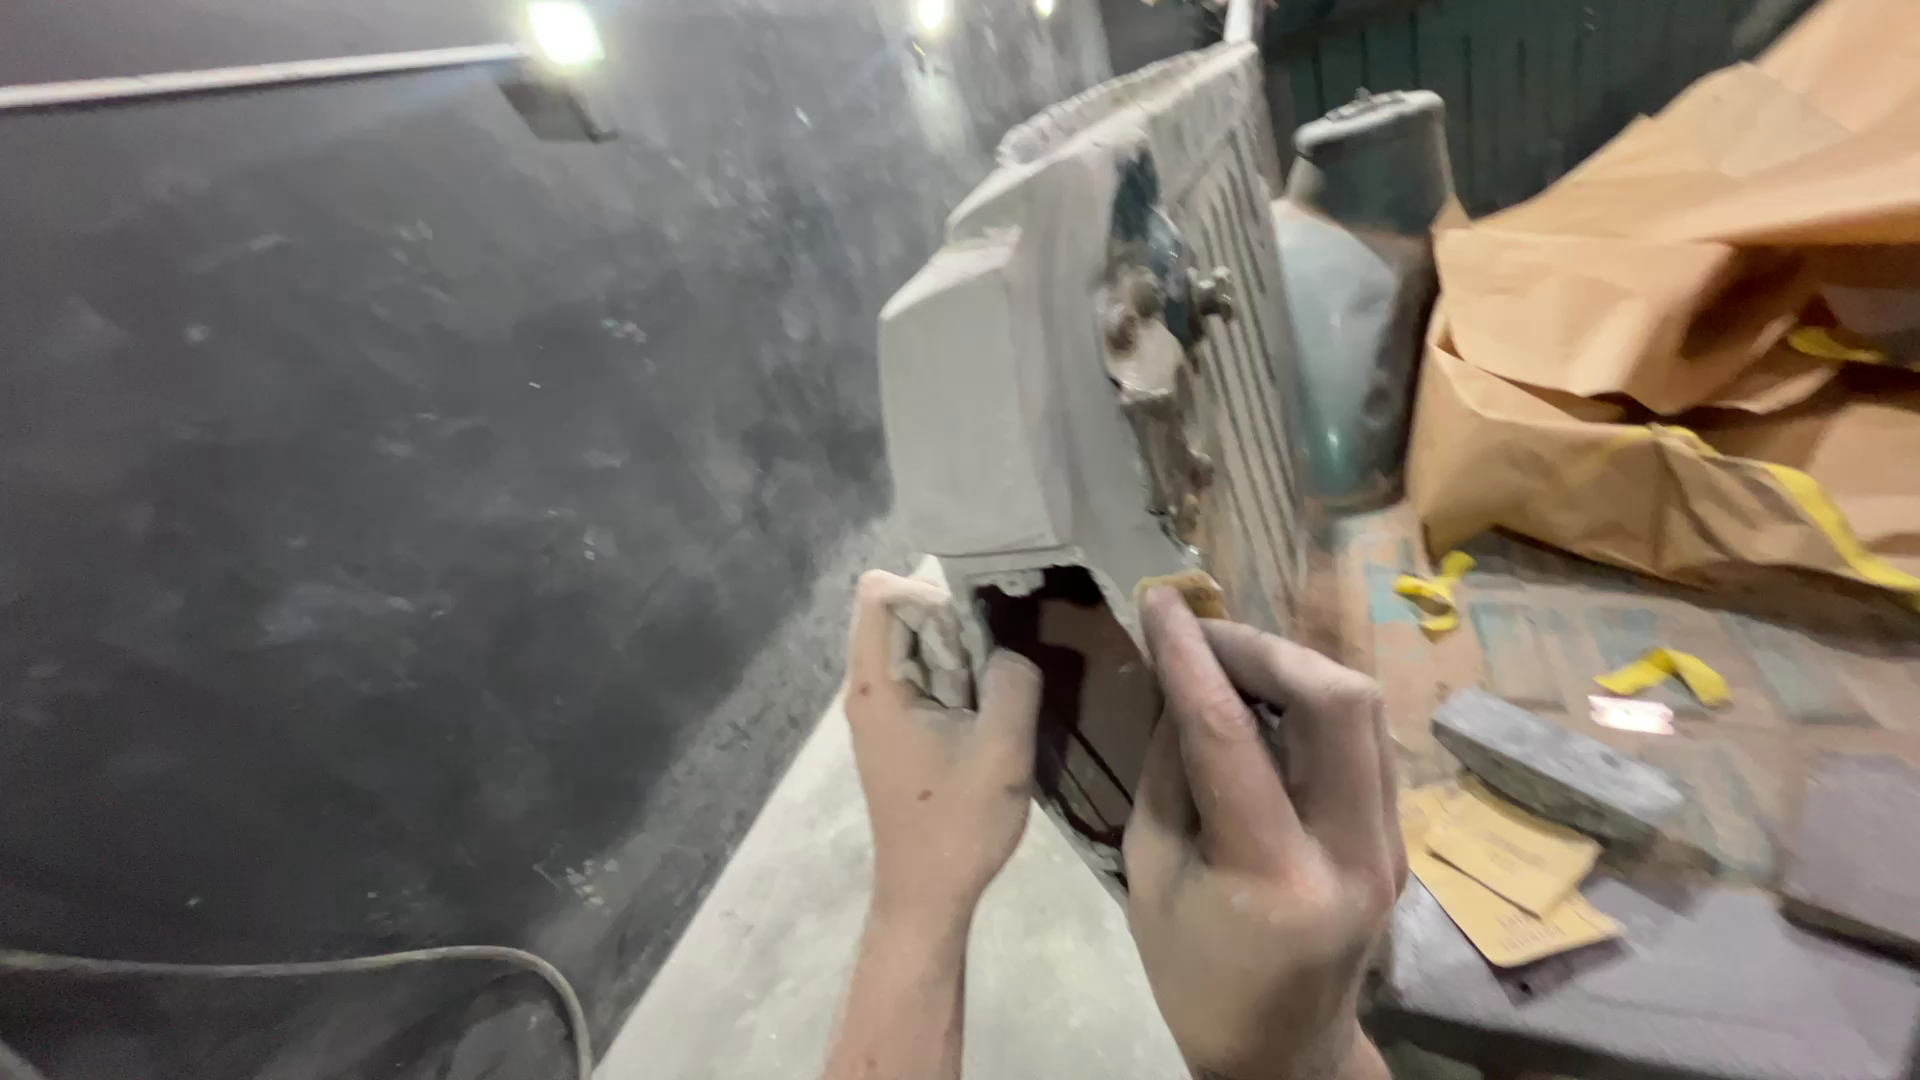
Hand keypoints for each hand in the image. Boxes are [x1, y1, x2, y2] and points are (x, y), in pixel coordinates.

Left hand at [845, 570, 1043, 925]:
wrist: (925, 893)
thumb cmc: (957, 825)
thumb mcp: (1002, 752)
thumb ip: (1012, 684)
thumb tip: (1012, 648)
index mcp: (877, 685)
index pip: (878, 592)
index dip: (926, 587)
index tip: (973, 620)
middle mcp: (867, 686)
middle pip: (898, 611)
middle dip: (948, 618)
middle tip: (994, 655)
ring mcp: (879, 705)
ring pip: (912, 640)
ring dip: (956, 647)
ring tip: (995, 679)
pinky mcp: (895, 724)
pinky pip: (920, 671)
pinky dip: (952, 671)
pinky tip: (984, 703)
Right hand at [1124, 588, 1403, 1079]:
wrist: (1283, 1052)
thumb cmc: (1192, 969)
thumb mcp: (1148, 866)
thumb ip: (1167, 767)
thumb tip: (1179, 683)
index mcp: (1272, 876)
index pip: (1230, 733)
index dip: (1190, 654)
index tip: (1160, 601)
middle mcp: (1353, 853)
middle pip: (1339, 701)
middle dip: (1263, 646)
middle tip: (1201, 633)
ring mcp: (1390, 844)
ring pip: (1363, 707)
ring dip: (1290, 664)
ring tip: (1227, 657)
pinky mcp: (1395, 835)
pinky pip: (1361, 735)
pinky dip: (1310, 696)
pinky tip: (1265, 697)